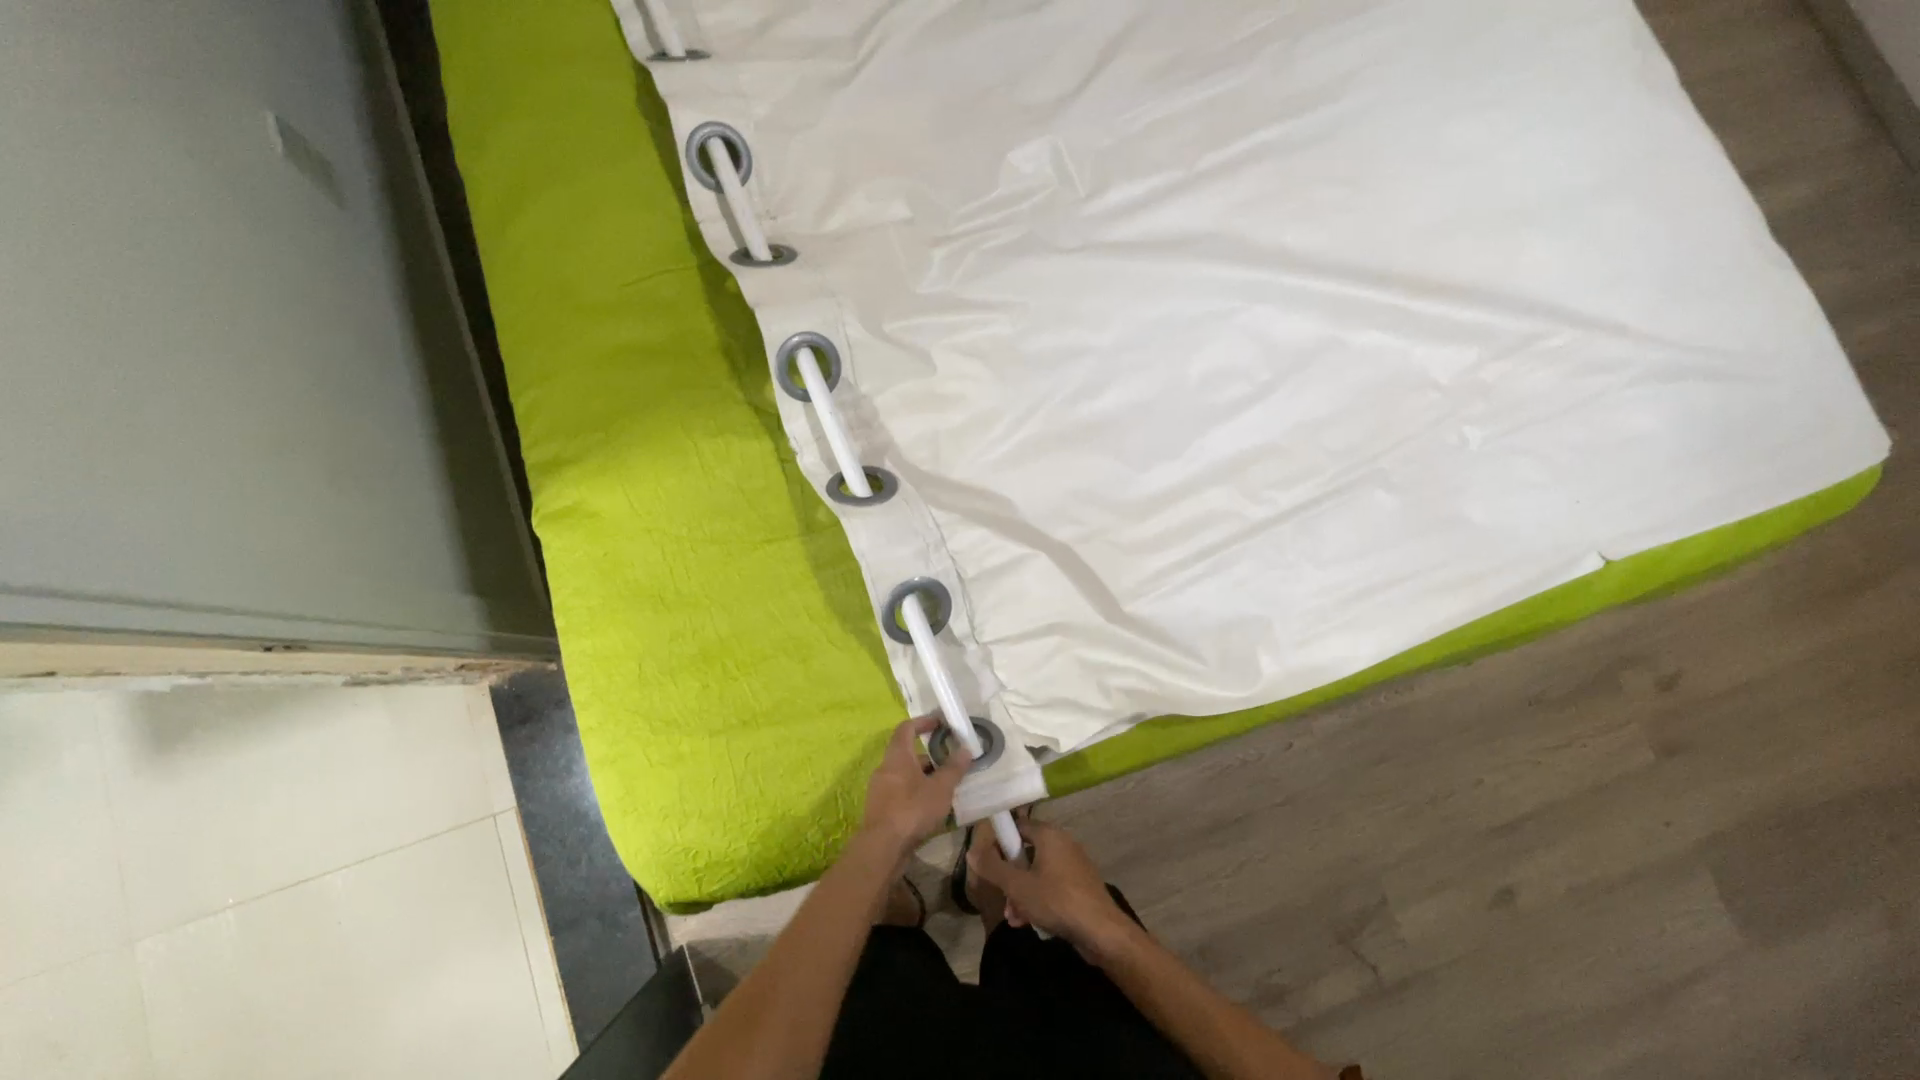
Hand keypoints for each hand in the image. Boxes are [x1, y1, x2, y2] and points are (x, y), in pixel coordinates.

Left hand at [860, 716, 970, 857]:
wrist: (883, 847)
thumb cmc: (912, 809)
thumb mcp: (940, 788)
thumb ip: (953, 768)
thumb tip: (965, 750)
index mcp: (897, 757)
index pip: (906, 729)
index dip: (922, 722)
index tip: (939, 723)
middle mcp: (884, 769)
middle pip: (907, 754)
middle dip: (929, 757)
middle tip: (950, 764)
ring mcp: (880, 790)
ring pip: (904, 775)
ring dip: (923, 777)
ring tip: (945, 788)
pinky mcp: (880, 809)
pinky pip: (900, 792)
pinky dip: (915, 793)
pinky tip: (931, 807)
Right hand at [968, 820, 1135, 959]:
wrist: (1102, 931)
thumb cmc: (1057, 901)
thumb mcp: (1017, 886)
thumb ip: (992, 867)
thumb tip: (972, 851)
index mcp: (1049, 835)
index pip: (1018, 826)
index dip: (1000, 842)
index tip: (988, 863)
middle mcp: (1063, 844)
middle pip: (1026, 853)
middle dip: (1010, 878)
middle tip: (1002, 898)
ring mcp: (1074, 866)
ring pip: (1038, 874)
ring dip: (1021, 894)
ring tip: (1014, 918)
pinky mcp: (1080, 886)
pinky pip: (1052, 887)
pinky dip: (1038, 900)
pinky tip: (1029, 922)